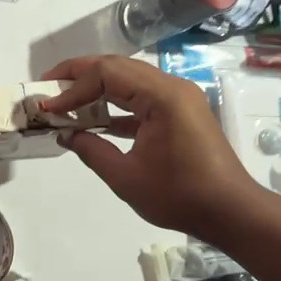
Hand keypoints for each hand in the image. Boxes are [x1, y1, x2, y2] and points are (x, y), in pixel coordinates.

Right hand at [42, 55, 266, 241]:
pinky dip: (114, 101)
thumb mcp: (126, 177)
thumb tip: (65, 133)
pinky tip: (92, 118)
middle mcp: (171, 87)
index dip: (71, 89)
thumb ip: (91, 149)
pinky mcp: (180, 111)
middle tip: (47, 88)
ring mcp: (178, 97)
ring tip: (64, 99)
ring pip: (127, 77)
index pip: (105, 75)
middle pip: (116, 66)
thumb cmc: (180, 196)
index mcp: (161, 97)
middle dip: (78, 75)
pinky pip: (140, 95)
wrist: (233, 213)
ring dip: (95, 86)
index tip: (47, 108)